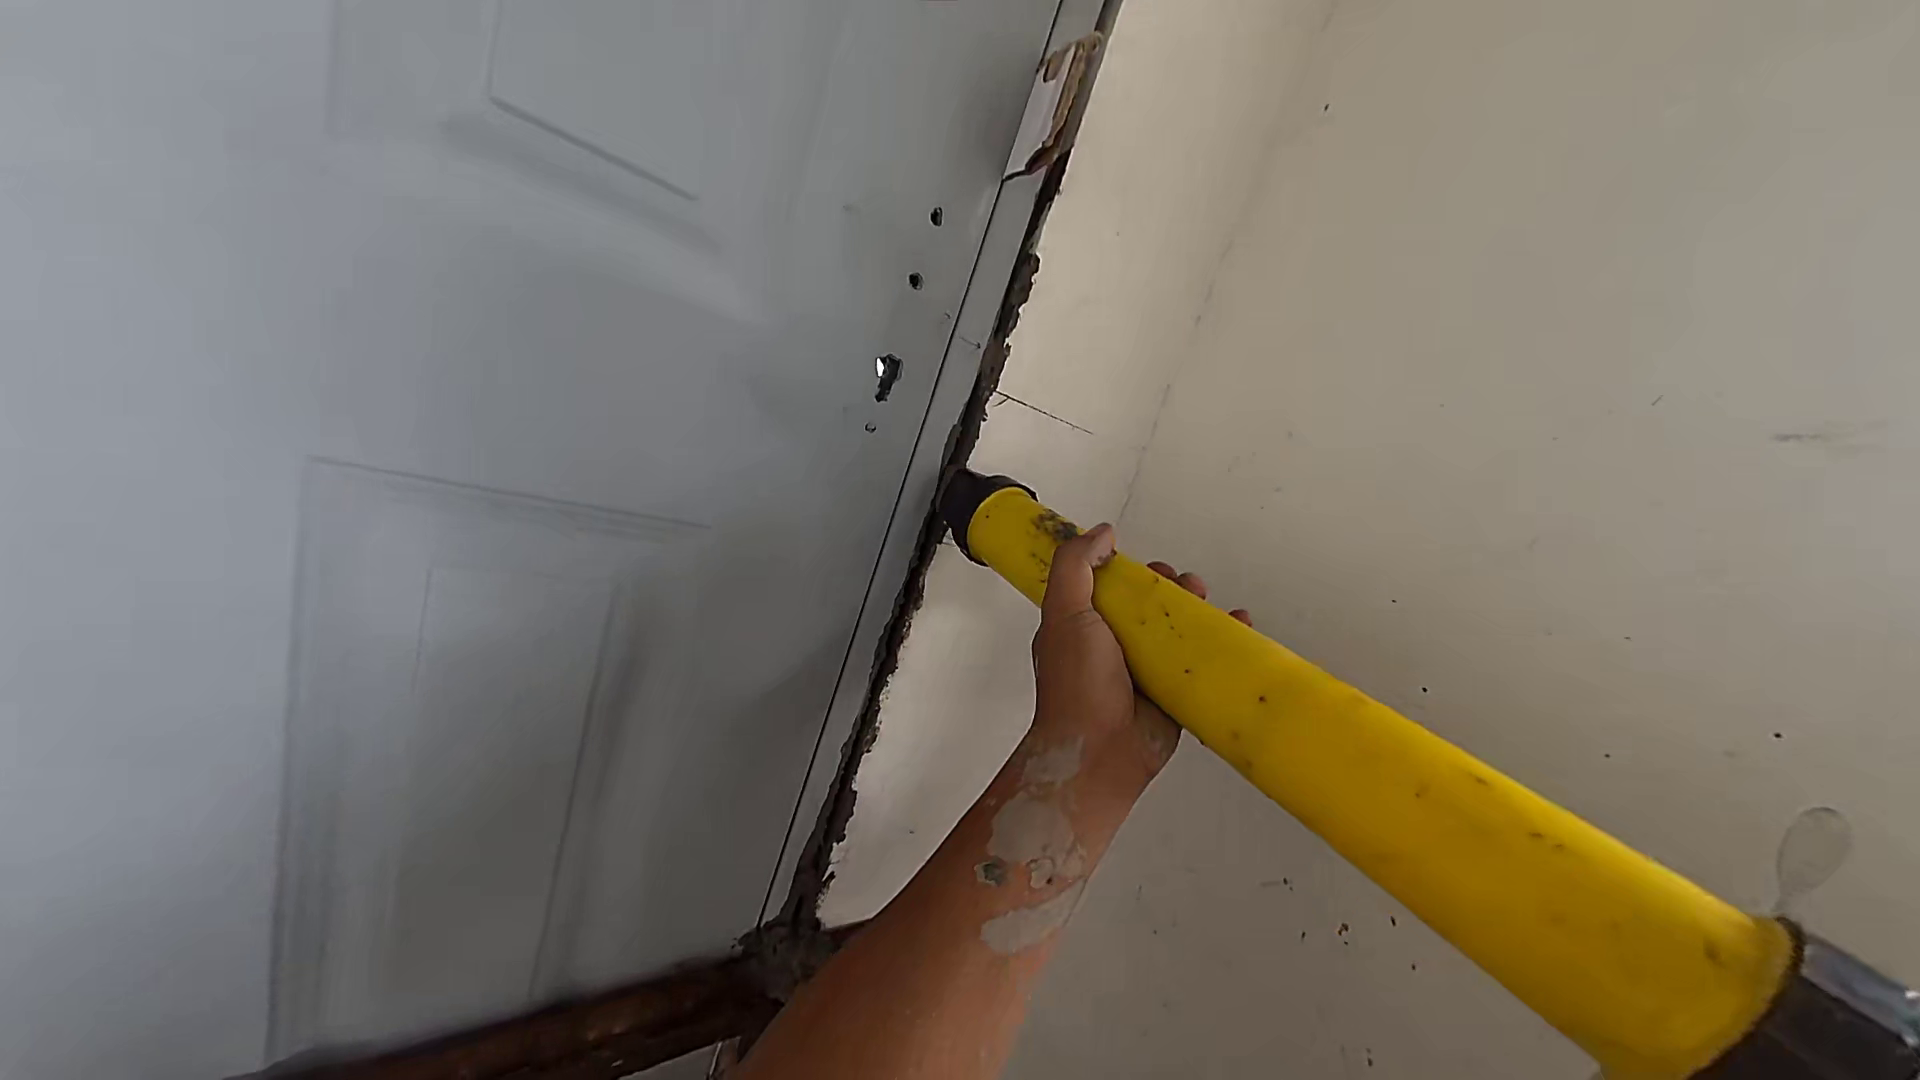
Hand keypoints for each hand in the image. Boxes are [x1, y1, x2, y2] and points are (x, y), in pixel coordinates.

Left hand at [1031, 523, 1250, 783]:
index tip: (1147, 568)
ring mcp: (1142, 670)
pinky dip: (1220, 641)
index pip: (1108, 587)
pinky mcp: (1171, 693)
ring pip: (1174, 630)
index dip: (1130, 572)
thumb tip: (1101, 533)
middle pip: (1146, 605)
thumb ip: (1075, 566)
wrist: (1099, 751)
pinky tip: (1236, 625)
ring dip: (1196, 609)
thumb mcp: (1064, 611)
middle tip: (1184, 584)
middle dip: (1168, 588)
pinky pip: (1198, 662)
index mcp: (1080, 625)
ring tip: (1206, 600)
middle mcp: (1110, 646)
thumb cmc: (1076, 683)